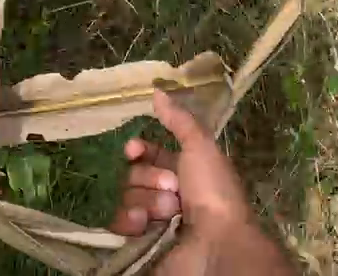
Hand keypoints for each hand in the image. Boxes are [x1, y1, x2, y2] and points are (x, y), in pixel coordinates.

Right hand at [109, 90, 295, 275]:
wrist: (218, 246)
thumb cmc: (213, 192)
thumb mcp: (201, 147)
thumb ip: (178, 119)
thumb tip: (156, 91)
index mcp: (182, 172)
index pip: (147, 154)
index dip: (138, 149)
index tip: (133, 150)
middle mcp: (165, 195)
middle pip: (135, 174)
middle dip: (149, 179)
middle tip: (171, 189)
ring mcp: (152, 221)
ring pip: (127, 196)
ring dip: (144, 201)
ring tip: (166, 213)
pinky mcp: (141, 243)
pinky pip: (119, 222)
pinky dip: (130, 220)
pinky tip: (144, 224)